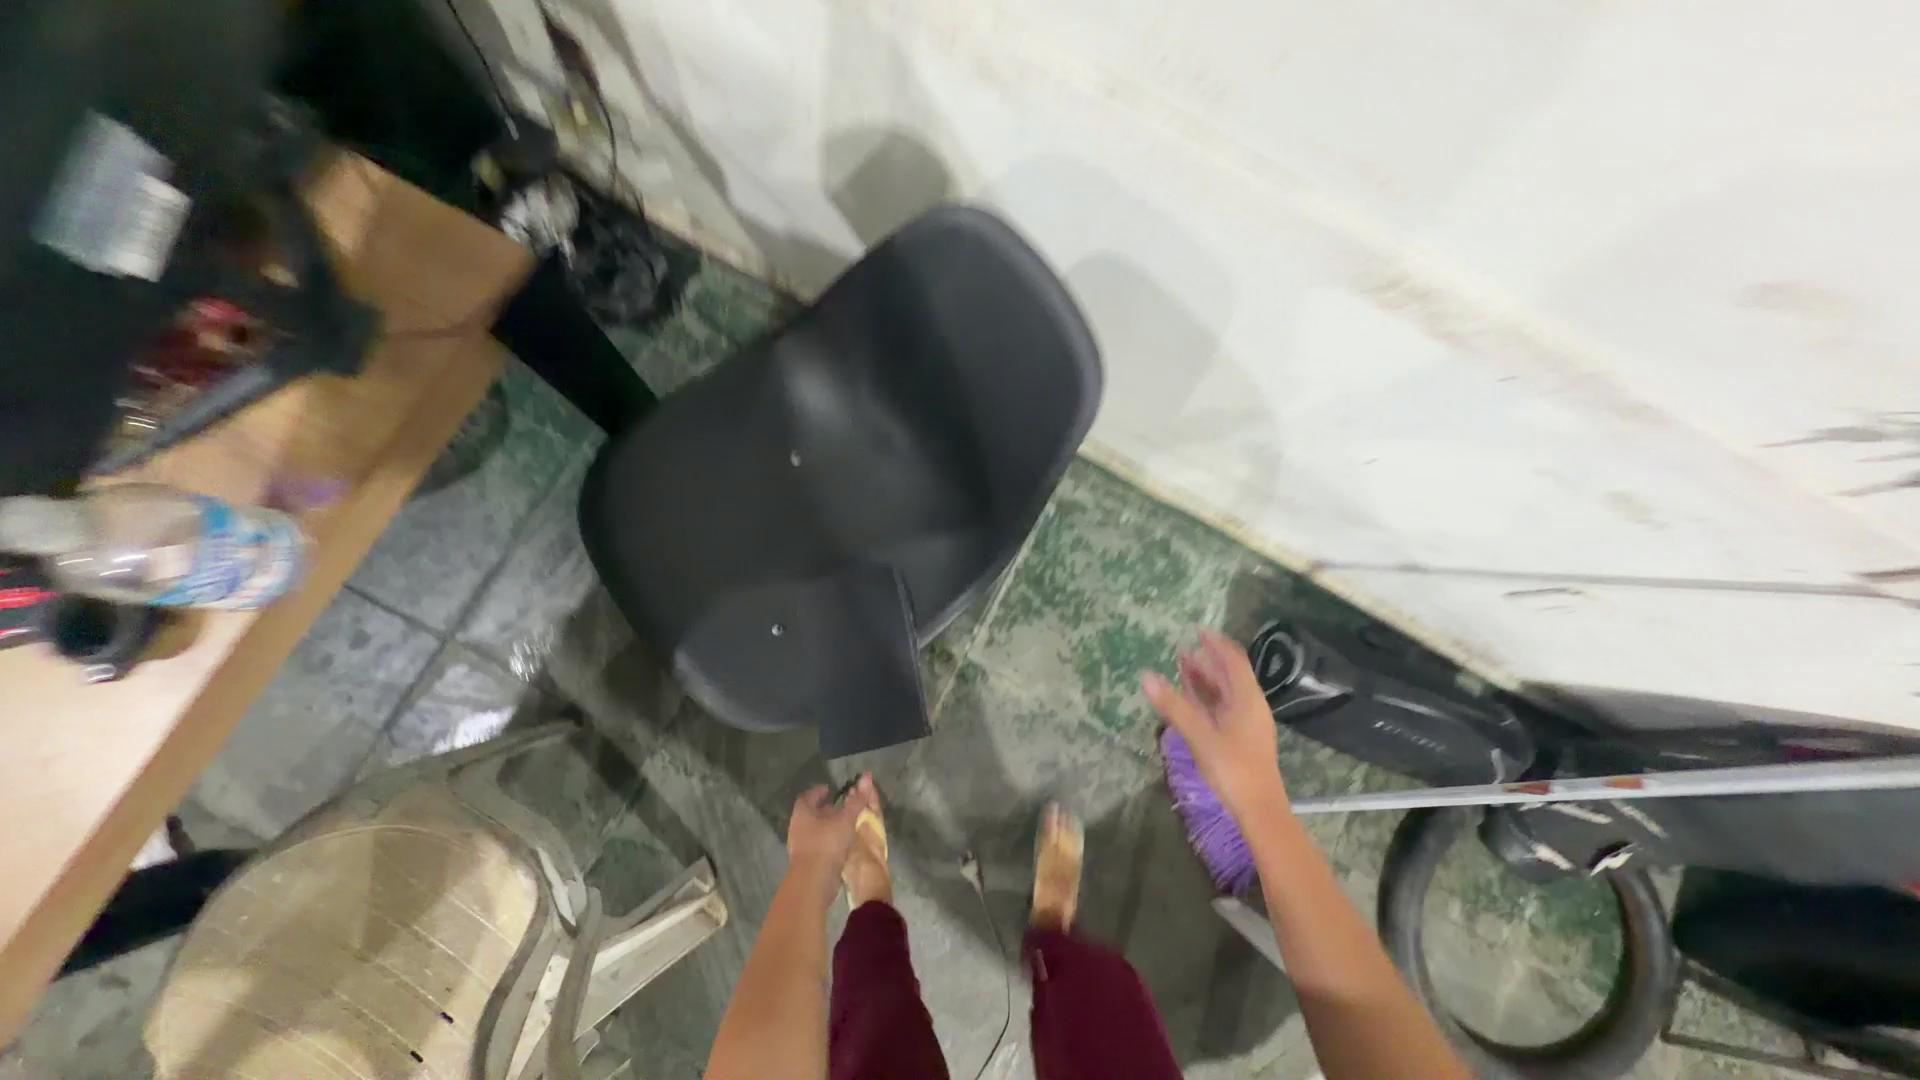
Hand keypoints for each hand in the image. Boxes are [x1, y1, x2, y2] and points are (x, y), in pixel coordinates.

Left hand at [785, 775, 875, 887]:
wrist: (814, 881)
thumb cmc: (827, 843)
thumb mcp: (845, 820)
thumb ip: (856, 801)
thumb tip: (865, 777)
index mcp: (802, 814)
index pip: (807, 797)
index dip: (818, 791)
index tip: (830, 789)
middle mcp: (797, 828)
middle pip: (809, 814)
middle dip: (824, 809)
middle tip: (839, 806)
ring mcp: (800, 846)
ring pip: (813, 830)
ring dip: (826, 826)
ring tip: (842, 825)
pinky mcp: (806, 861)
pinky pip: (816, 845)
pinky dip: (827, 840)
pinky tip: (840, 843)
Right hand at [1143, 629, 1288, 819]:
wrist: (1259, 809)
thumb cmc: (1233, 768)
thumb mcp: (1199, 735)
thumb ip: (1173, 705)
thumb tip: (1146, 676)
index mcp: (1246, 698)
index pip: (1232, 660)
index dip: (1216, 643)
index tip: (1197, 629)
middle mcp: (1250, 705)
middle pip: (1230, 675)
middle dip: (1207, 660)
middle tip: (1183, 649)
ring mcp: (1247, 722)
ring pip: (1226, 692)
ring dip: (1206, 679)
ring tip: (1183, 667)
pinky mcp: (1242, 737)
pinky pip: (1223, 708)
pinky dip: (1207, 698)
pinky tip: (1191, 700)